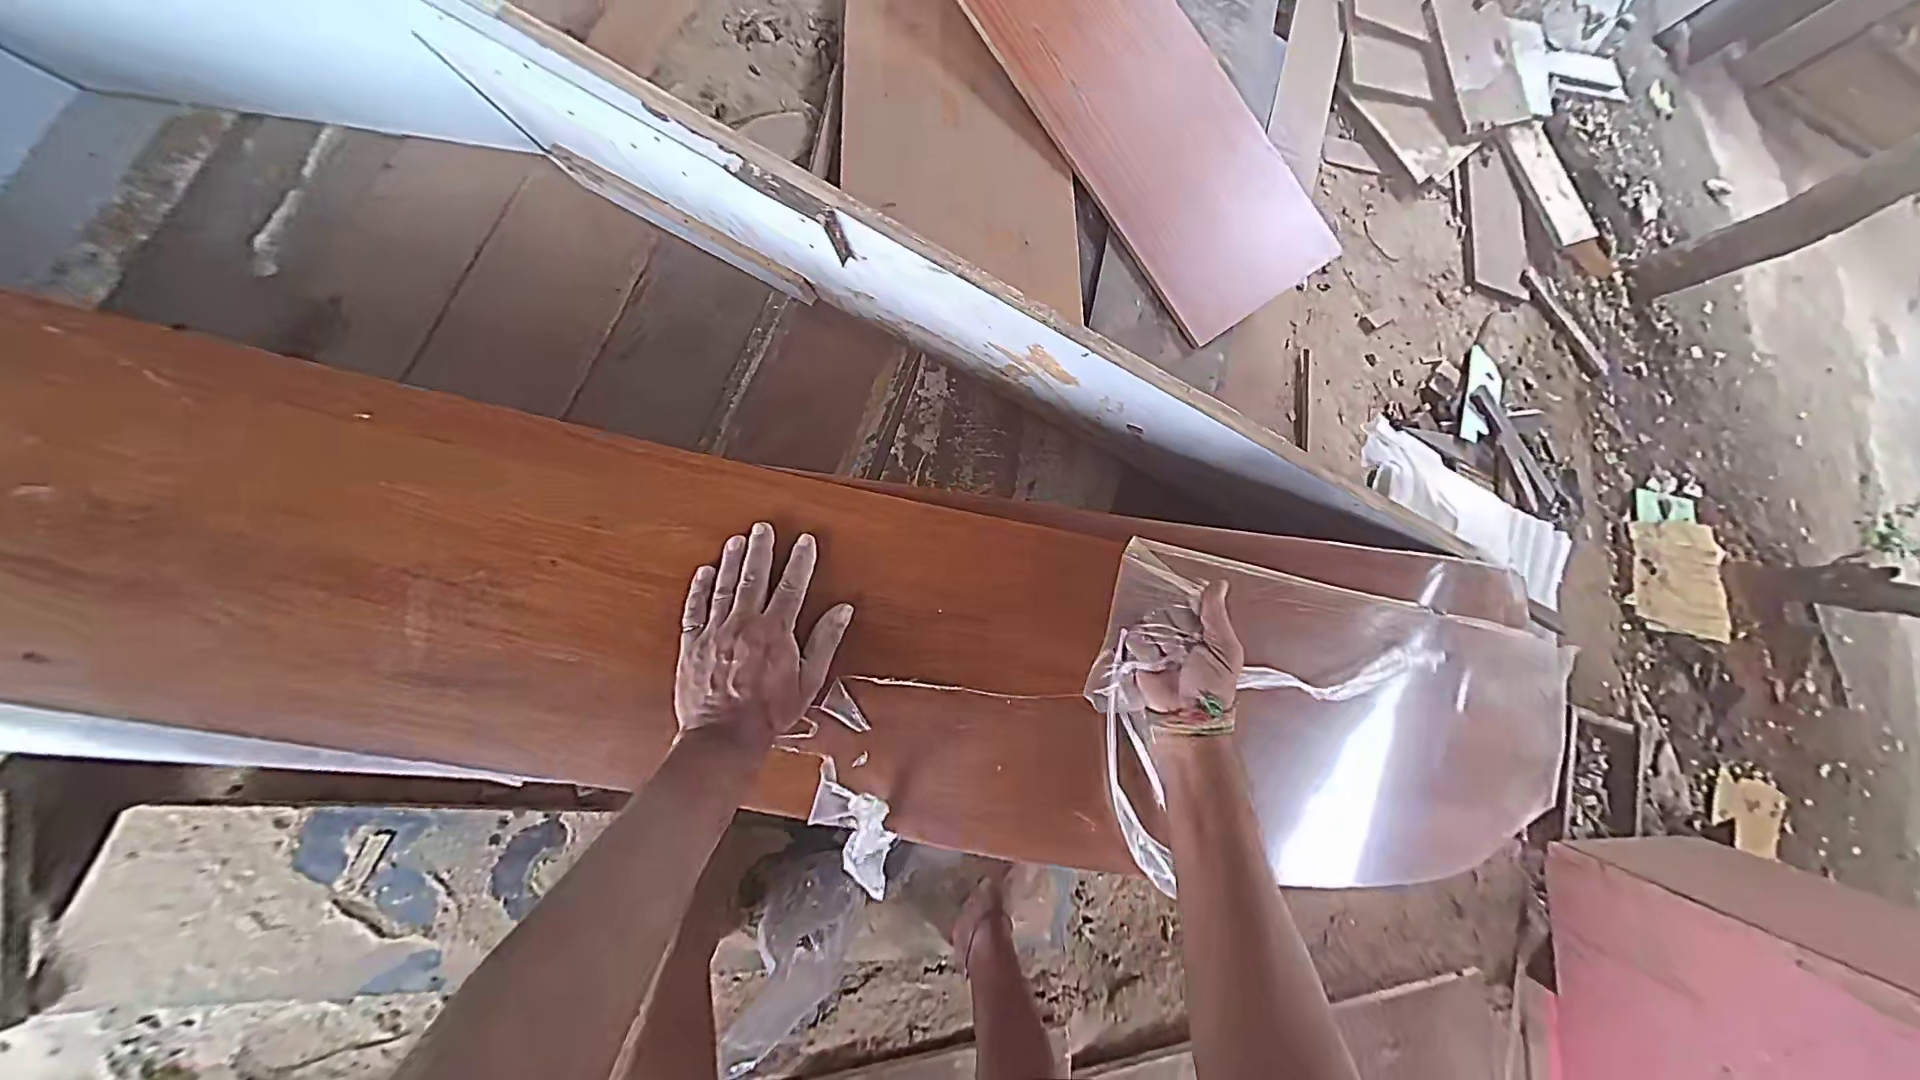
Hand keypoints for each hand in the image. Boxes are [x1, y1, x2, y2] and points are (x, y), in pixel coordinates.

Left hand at [676, 522, 853, 746]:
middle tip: (763, 528)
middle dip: (761, 550)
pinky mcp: (692, 644)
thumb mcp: (809, 679)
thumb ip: (825, 640)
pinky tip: (704, 572)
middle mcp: (744, 624)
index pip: (791, 586)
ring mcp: (715, 632)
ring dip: (732, 561)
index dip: (800, 561)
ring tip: (737, 540)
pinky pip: (694, 609)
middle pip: (754, 578)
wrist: (724, 736)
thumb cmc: (770, 712)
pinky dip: (698, 589)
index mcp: (775, 632)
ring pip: (724, 587)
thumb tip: (842, 611)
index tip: (806, 541)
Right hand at [1130, 580, 1243, 734]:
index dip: (1188, 610)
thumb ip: (1217, 615)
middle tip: (1182, 645)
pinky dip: (1142, 650)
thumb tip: (1219, 585)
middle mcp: (1177, 637)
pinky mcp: (1139, 659)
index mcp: (1200, 632)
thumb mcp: (1224, 648)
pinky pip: (1133, 641)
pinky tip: (1155, 662)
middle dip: (1172, 626)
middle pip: (1165, 612)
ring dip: (1158, 640)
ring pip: (1148, 624)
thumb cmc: (1213, 688)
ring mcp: (1157, 648)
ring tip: (1170, 658)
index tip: (1193, 621)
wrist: (1188, 717)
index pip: (1188, 605)